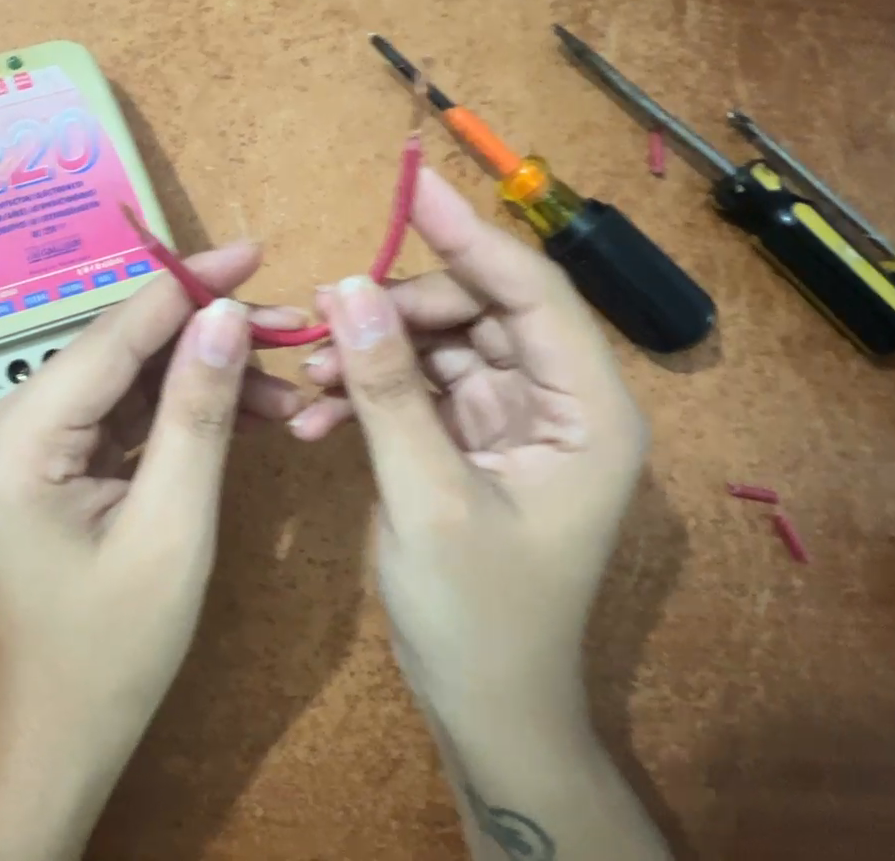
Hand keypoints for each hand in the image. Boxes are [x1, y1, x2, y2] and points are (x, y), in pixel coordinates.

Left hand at [0, 242, 303, 860]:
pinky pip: (122, 412)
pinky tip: (244, 411)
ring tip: (284, 388)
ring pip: (128, 377)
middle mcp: (5, 421)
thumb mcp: (173, 526)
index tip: (253, 251)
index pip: (112, 335)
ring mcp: (24, 438)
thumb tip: (227, 315)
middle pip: (120, 350)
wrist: (65, 724)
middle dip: (206, 337)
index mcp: (16, 437)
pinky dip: (180, 410)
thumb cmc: (116, 644)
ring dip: (203, 376)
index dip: (186, 287)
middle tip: (291, 330)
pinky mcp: (49, 456)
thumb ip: (197, 414)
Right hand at [292, 167, 646, 731]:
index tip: (413, 189)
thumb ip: (387, 388)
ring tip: (307, 380)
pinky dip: (366, 396)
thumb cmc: (478, 615)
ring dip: (369, 357)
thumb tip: (345, 289)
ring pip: (435, 350)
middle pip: (474, 315)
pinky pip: (414, 392)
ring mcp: (509, 422)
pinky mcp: (468, 443)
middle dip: (394, 315)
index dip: (472, 236)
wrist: (483, 705)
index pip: (532, 292)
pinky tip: (313, 420)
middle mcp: (555, 402)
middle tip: (320, 322)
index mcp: (587, 410)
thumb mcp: (426, 496)